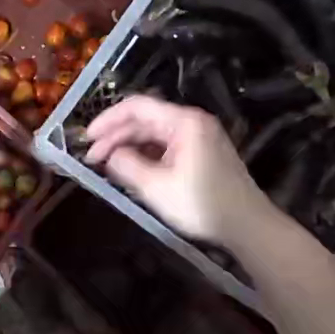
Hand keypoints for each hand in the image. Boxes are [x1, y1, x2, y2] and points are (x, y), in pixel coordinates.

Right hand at [82, 96, 278, 246]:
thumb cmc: (201, 204)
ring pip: (153, 134)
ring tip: (106, 165)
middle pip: (144, 119)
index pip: (137, 107)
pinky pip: (164, 146)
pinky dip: (144, 155)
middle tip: (91, 158)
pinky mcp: (200, 153)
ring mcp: (198, 137)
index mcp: (184, 122)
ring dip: (128, 146)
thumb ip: (126, 165)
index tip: (86, 138)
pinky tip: (130, 170)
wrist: (247, 226)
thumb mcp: (155, 187)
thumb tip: (109, 155)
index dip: (107, 119)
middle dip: (115, 136)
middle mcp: (192, 122)